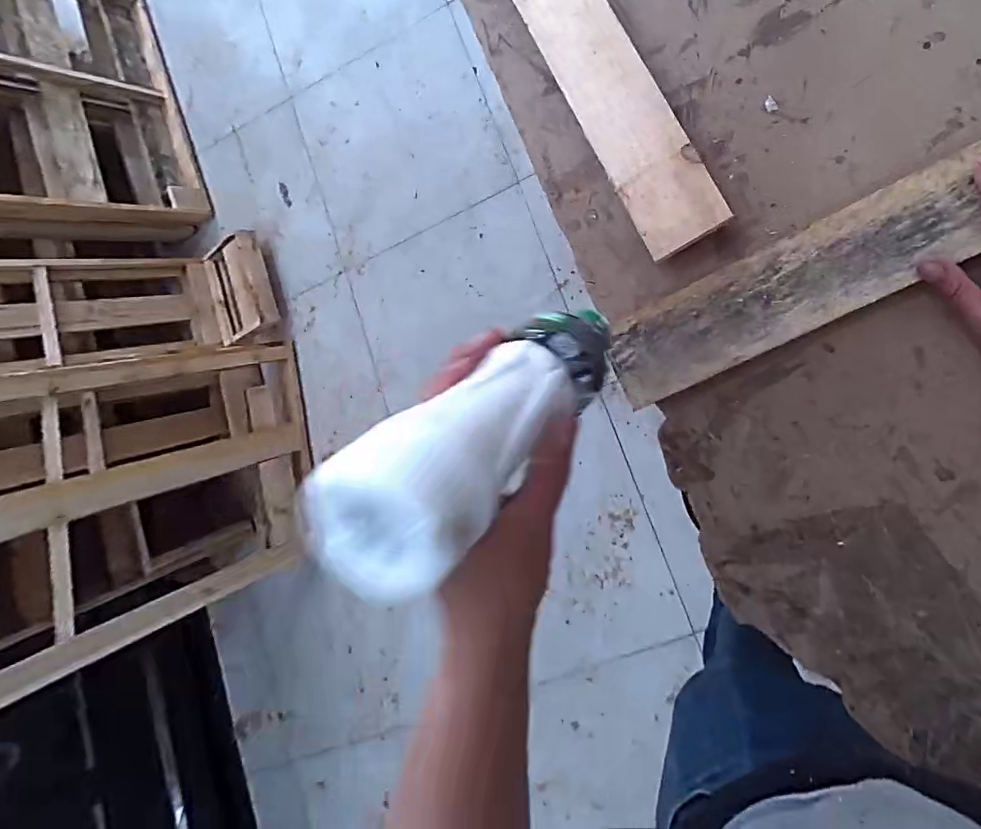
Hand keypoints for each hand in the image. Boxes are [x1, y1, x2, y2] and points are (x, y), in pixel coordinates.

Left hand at [422, 332, 577, 644]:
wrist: (485, 639)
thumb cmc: (504, 586)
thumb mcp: (533, 523)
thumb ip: (549, 471)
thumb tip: (564, 418)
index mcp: (427, 484)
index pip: (435, 408)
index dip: (460, 368)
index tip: (491, 342)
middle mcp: (416, 481)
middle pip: (433, 409)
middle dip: (465, 372)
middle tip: (499, 346)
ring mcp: (426, 492)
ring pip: (439, 427)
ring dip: (467, 393)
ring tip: (499, 368)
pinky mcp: (440, 500)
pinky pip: (449, 448)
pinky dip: (470, 421)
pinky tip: (491, 413)